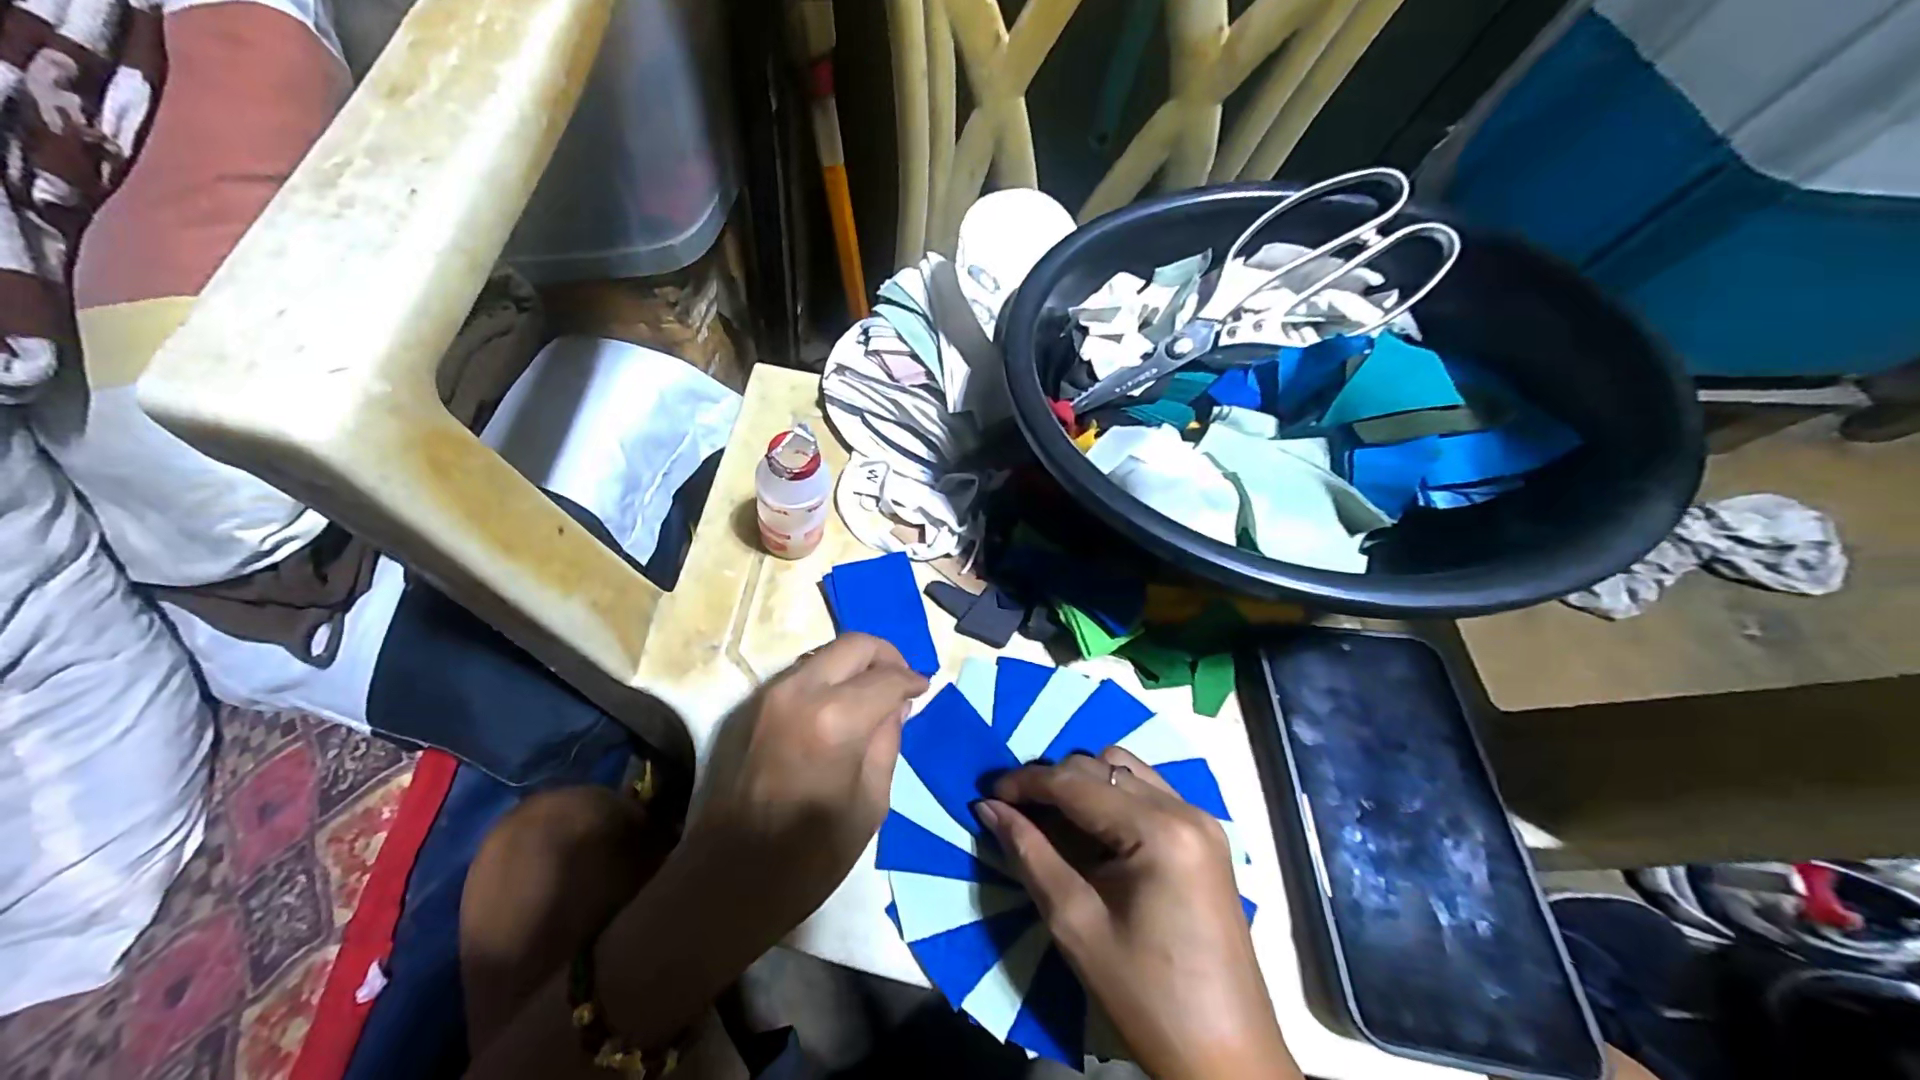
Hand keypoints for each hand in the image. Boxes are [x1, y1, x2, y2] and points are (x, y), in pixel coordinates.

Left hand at [685, 633, 928, 935]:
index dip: (913, 679)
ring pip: (825, 653)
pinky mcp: (752, 706)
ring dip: (854, 665)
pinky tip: (842, 706)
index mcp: (835, 720)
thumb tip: (896, 705)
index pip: (887, 677)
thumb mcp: (871, 801)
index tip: (924, 688)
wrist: (729, 879)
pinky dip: (829, 677)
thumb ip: (886, 741)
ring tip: (873, 694)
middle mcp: (800, 692)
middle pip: (853, 644)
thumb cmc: (811, 854)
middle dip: (885, 656)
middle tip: (902, 681)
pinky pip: (802, 673)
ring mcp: (770, 695)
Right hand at [974, 748, 1298, 1079]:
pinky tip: (1090, 833)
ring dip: (1082, 784)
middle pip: (1101, 767)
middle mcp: (1185, 809)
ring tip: (1050, 821)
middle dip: (1052, 782)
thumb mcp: (1075, 924)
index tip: (988, 795)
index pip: (1076, 782)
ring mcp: (1201, 821)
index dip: (1026, 783)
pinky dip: (1111, 799)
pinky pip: (1148, 792)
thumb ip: (1029, 854)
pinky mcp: (1205, 838)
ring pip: (1125, 771)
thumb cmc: (1145, 996)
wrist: (1226, 1056)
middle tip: (1014, 812)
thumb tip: (989, 807)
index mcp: (1159, 830)